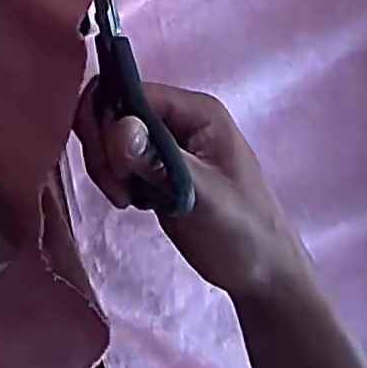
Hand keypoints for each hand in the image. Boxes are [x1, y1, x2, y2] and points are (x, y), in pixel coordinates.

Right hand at [74, 81, 312, 300]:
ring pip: (109, 131)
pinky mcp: (151, 164)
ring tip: (127, 199)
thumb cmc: (245, 232)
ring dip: (106, 165)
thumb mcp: (205, 197)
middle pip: (115, 107)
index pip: (134, 92)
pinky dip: (111, 176)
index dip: (114, 122)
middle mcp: (177, 117)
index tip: (117, 168)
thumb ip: (160, 160)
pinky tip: (130, 202)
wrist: (261, 275)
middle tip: (119, 189)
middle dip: (105, 146)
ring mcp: (163, 139)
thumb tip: (118, 126)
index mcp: (197, 110)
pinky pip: (114, 155)